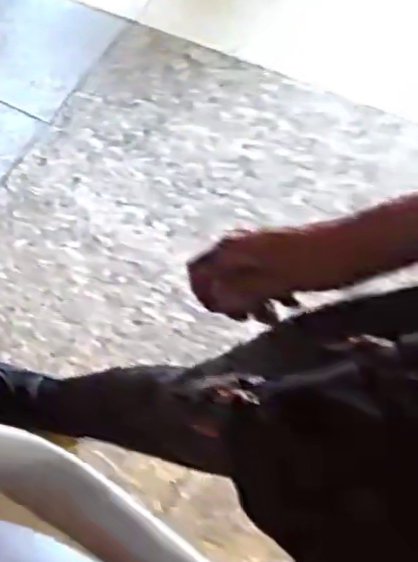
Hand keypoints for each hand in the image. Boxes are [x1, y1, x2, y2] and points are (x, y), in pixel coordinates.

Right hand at [188, 227, 372, 321]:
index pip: (198, 271)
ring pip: (242, 273)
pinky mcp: (277, 247)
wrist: (363, 242)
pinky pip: (260, 270)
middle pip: (219, 273)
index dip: (202, 293)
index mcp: (228, 249)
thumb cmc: (316, 263)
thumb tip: (218, 303)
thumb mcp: (277, 282)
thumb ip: (242, 292)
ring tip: (274, 315)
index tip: (218, 314)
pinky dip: (268, 288)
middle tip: (248, 319)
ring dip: (252, 296)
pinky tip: (290, 300)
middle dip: (230, 297)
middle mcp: (234, 242)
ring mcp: (256, 243)